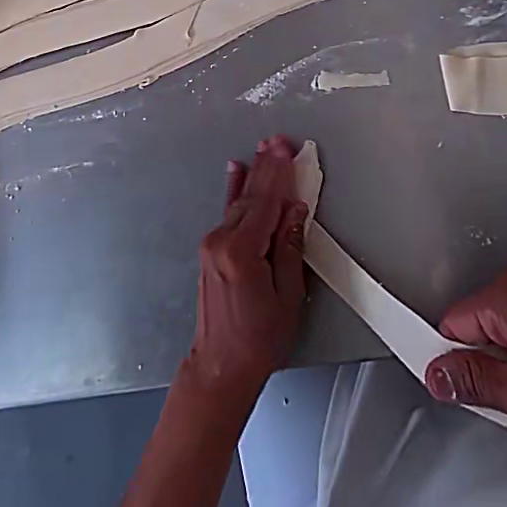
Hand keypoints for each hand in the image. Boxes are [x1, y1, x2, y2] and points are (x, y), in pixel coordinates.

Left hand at [182, 135, 308, 399]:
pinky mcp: (211, 249)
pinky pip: (227, 212)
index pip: (267, 202)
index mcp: (242, 251)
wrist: (220, 366)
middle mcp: (222, 241)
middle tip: (281, 140)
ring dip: (255, 173)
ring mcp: (212, 244)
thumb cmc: (258, 339)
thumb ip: (289, 247)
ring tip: (265, 149)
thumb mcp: (287, 295)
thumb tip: (295, 210)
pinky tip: (237, 171)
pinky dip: (235, 190)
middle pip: (252, 195)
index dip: (280, 173)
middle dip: (268, 166)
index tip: (288, 149)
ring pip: (240, 201)